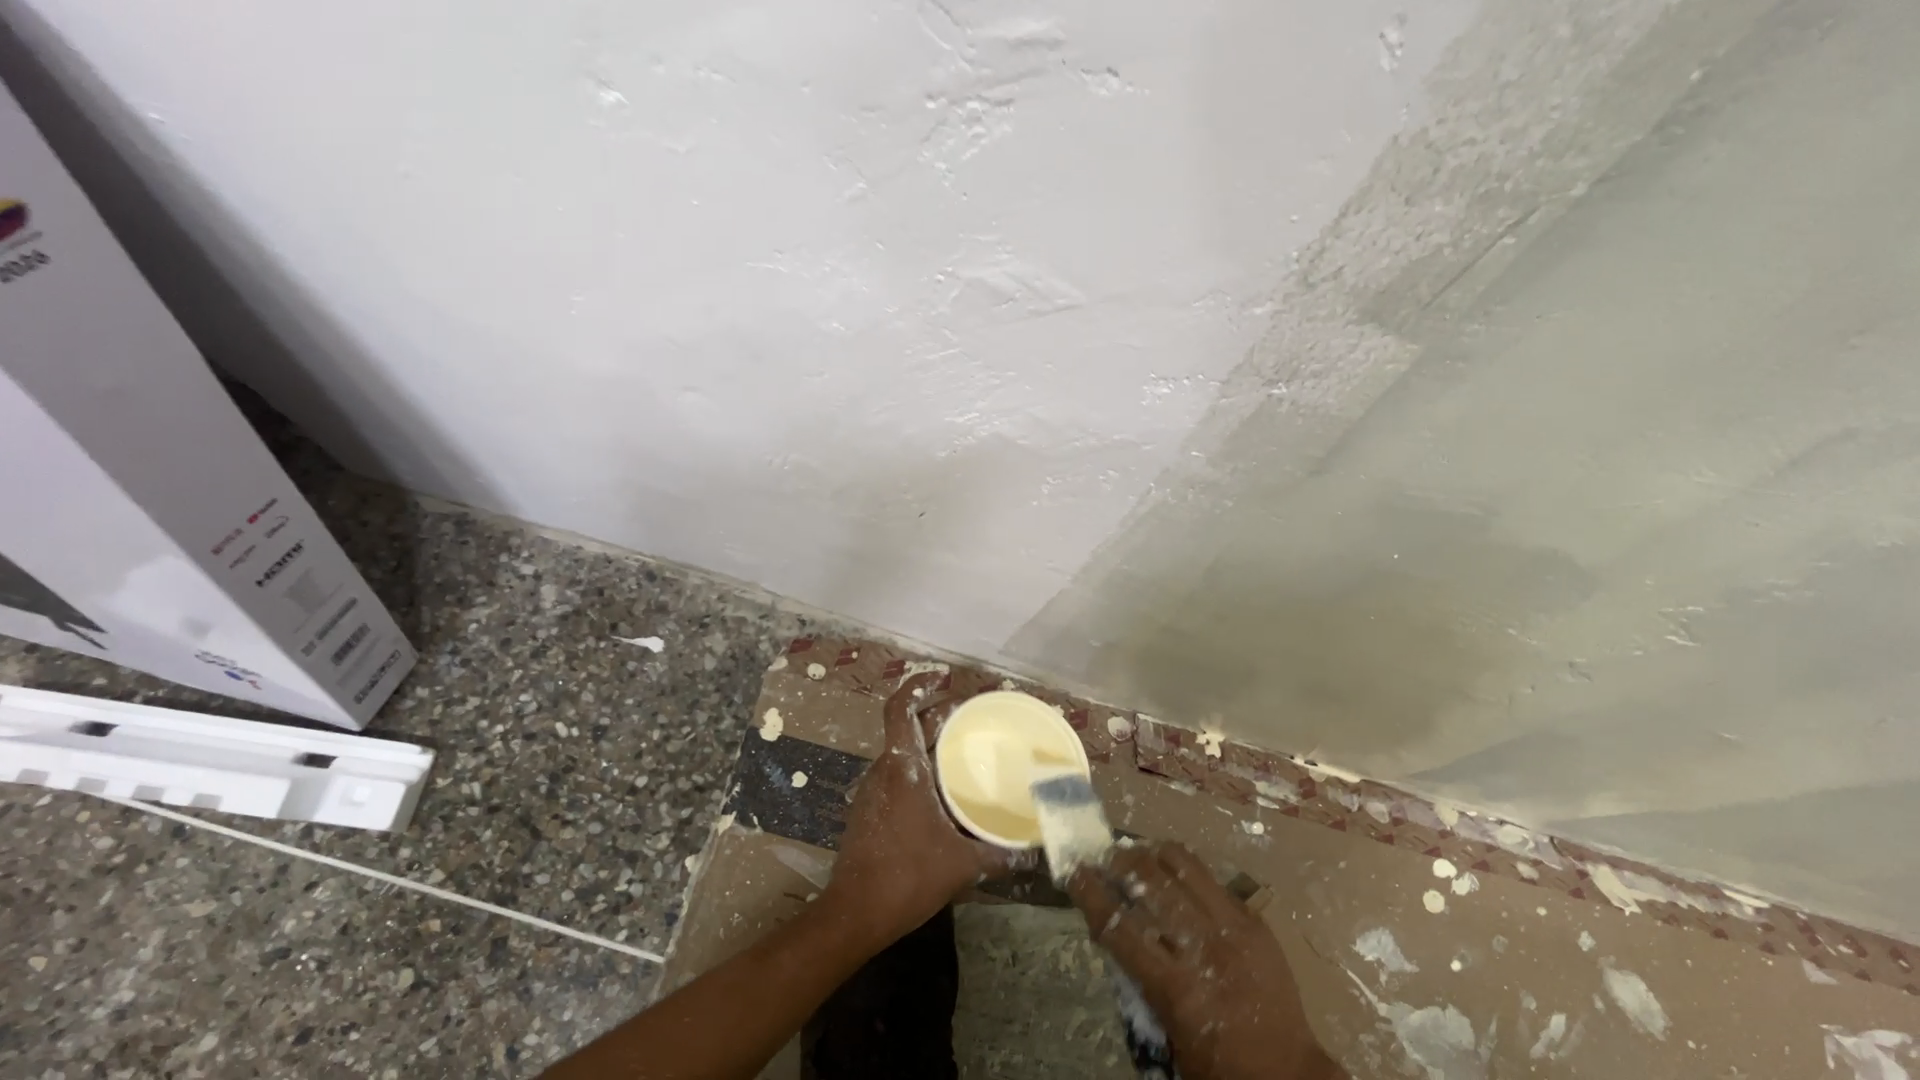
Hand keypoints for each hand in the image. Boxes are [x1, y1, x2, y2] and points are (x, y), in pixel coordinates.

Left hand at [823, 673, 1024, 943]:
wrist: (855, 913)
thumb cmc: (907, 877)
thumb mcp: (962, 865)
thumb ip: (998, 855)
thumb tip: (1032, 854)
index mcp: (902, 770)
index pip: (900, 710)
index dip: (917, 685)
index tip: (941, 678)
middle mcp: (882, 772)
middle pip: (905, 729)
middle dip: (935, 716)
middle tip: (969, 718)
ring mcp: (871, 793)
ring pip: (900, 755)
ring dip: (927, 746)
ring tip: (961, 753)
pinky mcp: (867, 813)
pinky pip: (895, 779)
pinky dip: (918, 773)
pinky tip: (942, 794)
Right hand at [1068, 842, 1340, 1079]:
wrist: (1288, 1073)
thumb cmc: (1217, 1061)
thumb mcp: (1166, 1031)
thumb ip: (1139, 982)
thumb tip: (1113, 934)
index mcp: (1176, 987)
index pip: (1120, 927)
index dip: (1091, 894)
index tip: (1075, 872)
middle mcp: (1204, 949)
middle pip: (1153, 884)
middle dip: (1122, 863)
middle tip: (1107, 858)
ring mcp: (1235, 930)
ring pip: (1187, 867)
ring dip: (1155, 855)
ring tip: (1139, 853)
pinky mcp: (1256, 923)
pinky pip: (1215, 882)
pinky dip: (1189, 871)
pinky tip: (1177, 872)